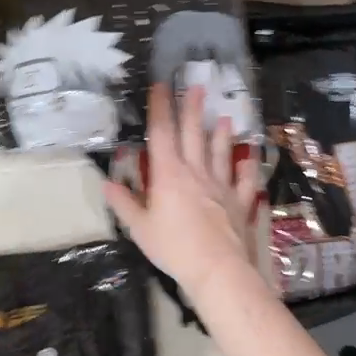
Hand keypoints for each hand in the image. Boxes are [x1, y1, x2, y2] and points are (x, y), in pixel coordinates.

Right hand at [104, 83, 262, 288]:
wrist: (217, 268)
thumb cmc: (173, 247)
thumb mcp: (140, 228)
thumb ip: (124, 204)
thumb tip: (107, 183)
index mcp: (168, 175)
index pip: (162, 134)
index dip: (160, 108)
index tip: (160, 86)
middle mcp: (196, 173)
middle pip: (193, 135)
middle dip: (192, 109)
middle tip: (196, 86)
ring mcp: (221, 186)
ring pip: (220, 153)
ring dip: (221, 134)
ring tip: (224, 117)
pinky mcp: (239, 202)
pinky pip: (243, 180)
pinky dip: (246, 167)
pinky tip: (248, 157)